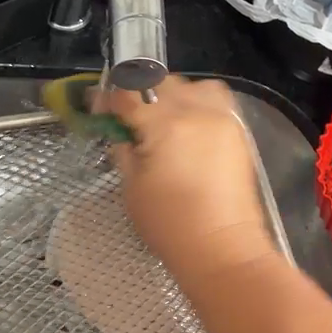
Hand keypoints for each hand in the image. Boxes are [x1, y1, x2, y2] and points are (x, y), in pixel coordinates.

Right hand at [100, 76, 280, 285]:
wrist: (222, 250)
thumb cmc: (169, 225)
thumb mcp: (131, 188)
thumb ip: (124, 150)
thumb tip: (120, 132)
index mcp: (164, 125)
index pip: (127, 94)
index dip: (106, 97)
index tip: (95, 105)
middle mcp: (196, 112)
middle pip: (159, 82)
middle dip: (137, 92)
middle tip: (124, 115)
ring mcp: (221, 119)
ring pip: (191, 85)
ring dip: (170, 94)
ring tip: (160, 117)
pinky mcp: (236, 131)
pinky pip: (214, 100)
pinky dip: (195, 103)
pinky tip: (184, 126)